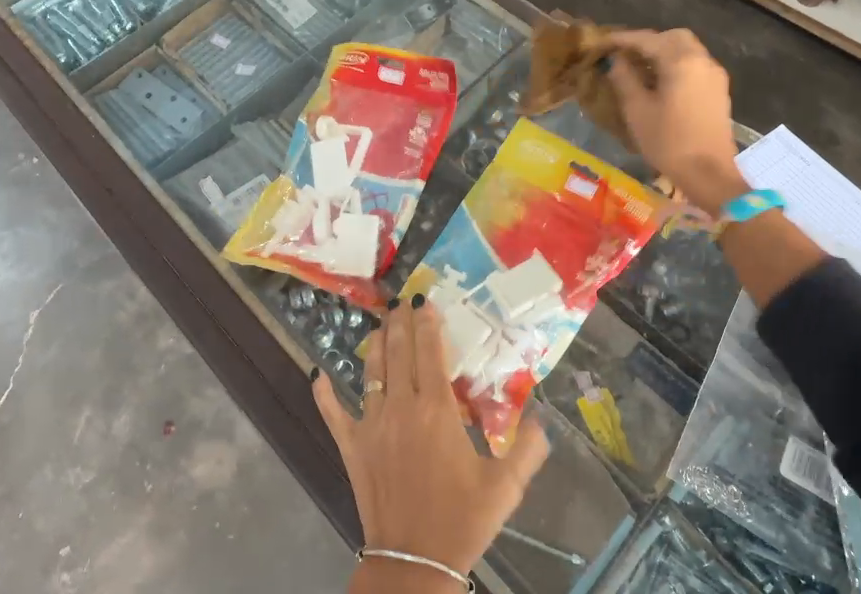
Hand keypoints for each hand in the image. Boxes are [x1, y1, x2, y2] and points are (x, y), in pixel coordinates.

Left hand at [313, 296, 549, 583]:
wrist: (416, 559)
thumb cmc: (463, 519)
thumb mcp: (507, 486)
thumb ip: (528, 447)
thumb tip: (542, 417)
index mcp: (437, 410)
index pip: (430, 352)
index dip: (427, 323)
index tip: (426, 300)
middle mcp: (401, 407)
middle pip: (398, 352)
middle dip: (399, 323)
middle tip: (401, 301)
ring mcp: (371, 425)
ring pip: (370, 372)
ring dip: (374, 345)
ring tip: (378, 325)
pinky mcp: (351, 446)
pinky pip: (332, 412)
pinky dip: (323, 392)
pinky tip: (317, 373)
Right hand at [605, 28, 749, 214]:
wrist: (710, 174)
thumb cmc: (669, 142)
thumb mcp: (637, 110)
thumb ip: (624, 79)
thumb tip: (616, 61)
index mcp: (681, 62)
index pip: (647, 39)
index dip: (622, 39)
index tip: (601, 43)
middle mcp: (702, 61)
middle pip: (673, 37)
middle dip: (647, 41)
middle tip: (623, 54)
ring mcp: (714, 75)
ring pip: (686, 49)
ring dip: (662, 52)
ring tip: (638, 67)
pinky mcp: (718, 90)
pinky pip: (694, 64)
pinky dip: (675, 63)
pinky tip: (659, 81)